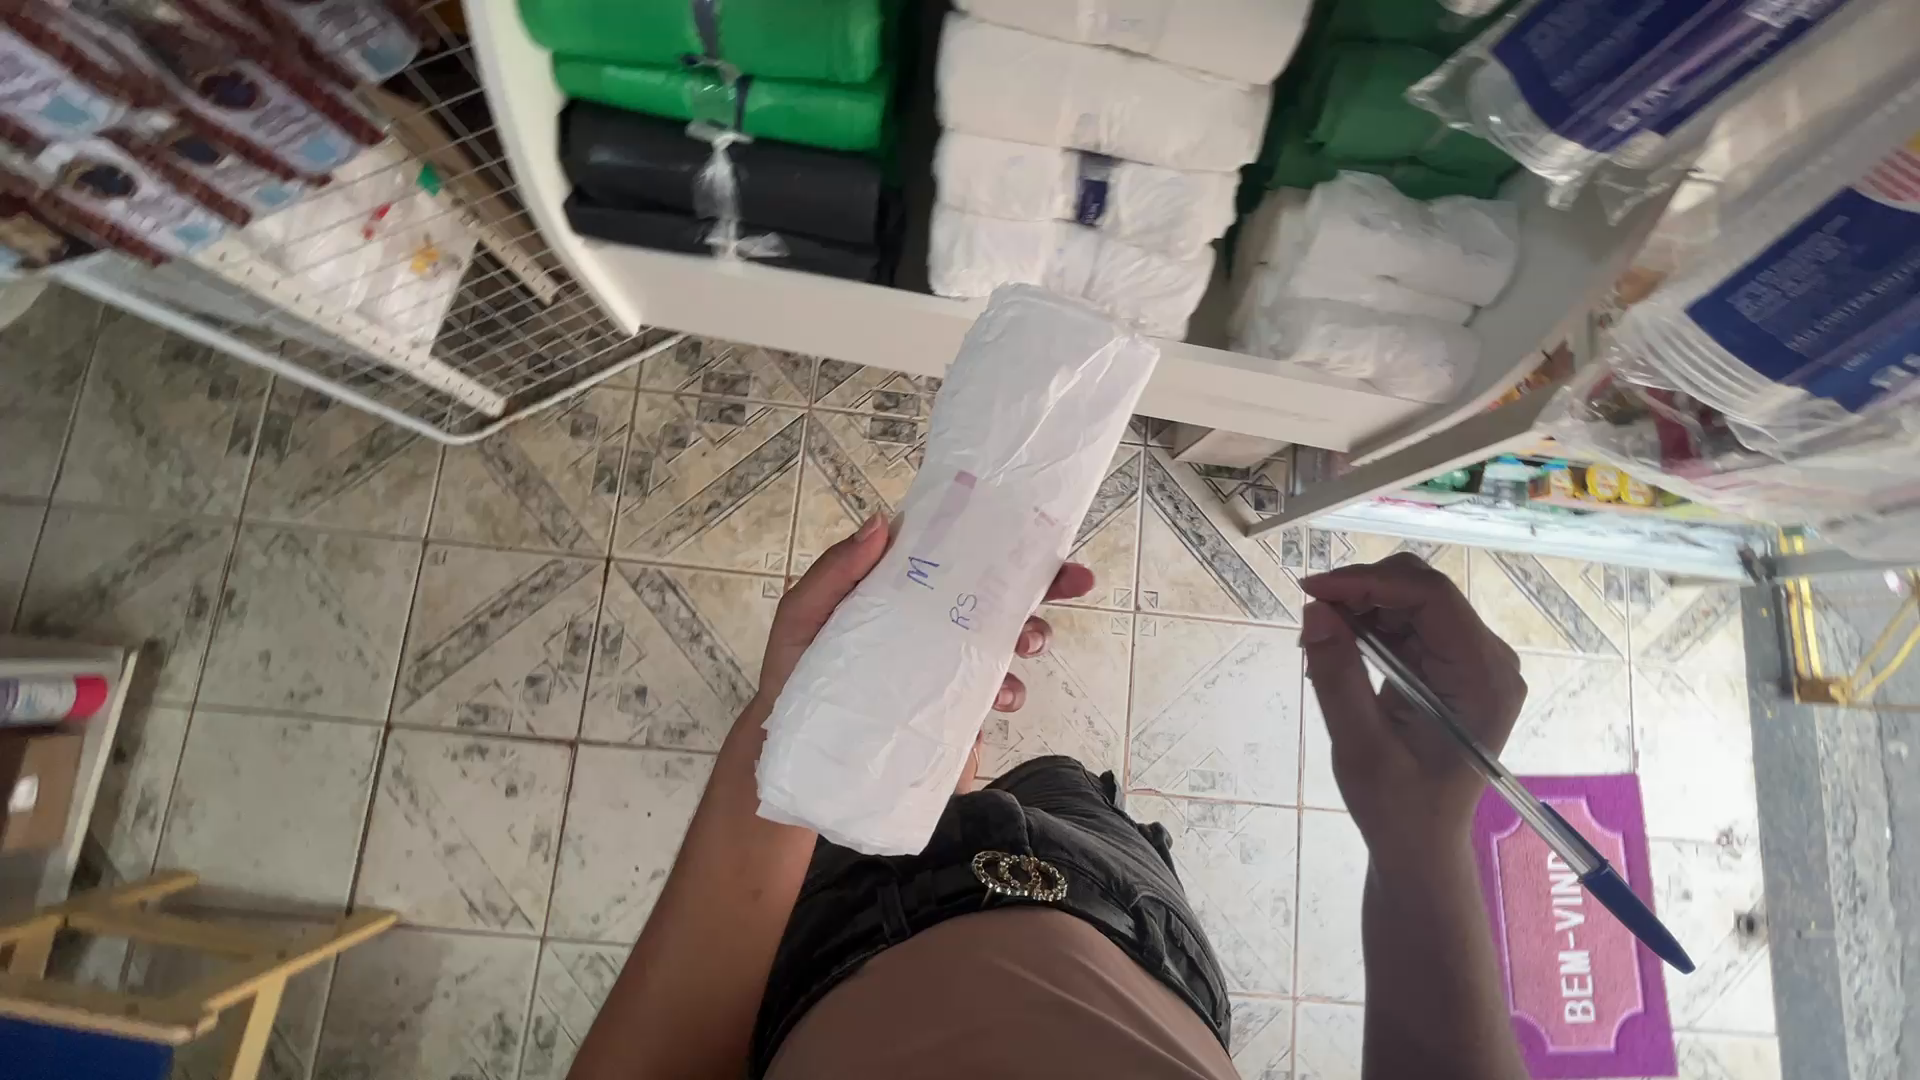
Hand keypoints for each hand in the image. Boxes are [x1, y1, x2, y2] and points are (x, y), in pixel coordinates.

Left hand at [755, 512, 1096, 710]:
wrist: (796, 749)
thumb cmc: (797, 672)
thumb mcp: (804, 615)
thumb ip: (837, 572)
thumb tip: (882, 521)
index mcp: (907, 590)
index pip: (960, 556)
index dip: (1002, 540)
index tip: (1042, 531)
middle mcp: (936, 623)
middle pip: (1002, 595)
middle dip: (1046, 585)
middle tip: (1073, 580)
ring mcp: (950, 667)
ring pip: (1009, 643)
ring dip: (1031, 636)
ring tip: (1027, 644)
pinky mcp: (955, 710)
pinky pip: (994, 697)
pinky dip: (1007, 693)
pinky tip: (997, 698)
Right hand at [1298, 553, 1525, 851]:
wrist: (1417, 843)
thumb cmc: (1396, 806)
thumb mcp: (1360, 747)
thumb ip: (1338, 677)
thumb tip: (1315, 611)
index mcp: (1482, 679)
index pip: (1430, 597)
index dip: (1368, 581)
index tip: (1311, 591)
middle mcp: (1485, 660)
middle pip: (1421, 590)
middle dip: (1360, 590)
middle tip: (1310, 618)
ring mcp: (1468, 662)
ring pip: (1407, 600)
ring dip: (1357, 607)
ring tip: (1316, 642)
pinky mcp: (1446, 667)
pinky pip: (1402, 623)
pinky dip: (1363, 626)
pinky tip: (1335, 651)